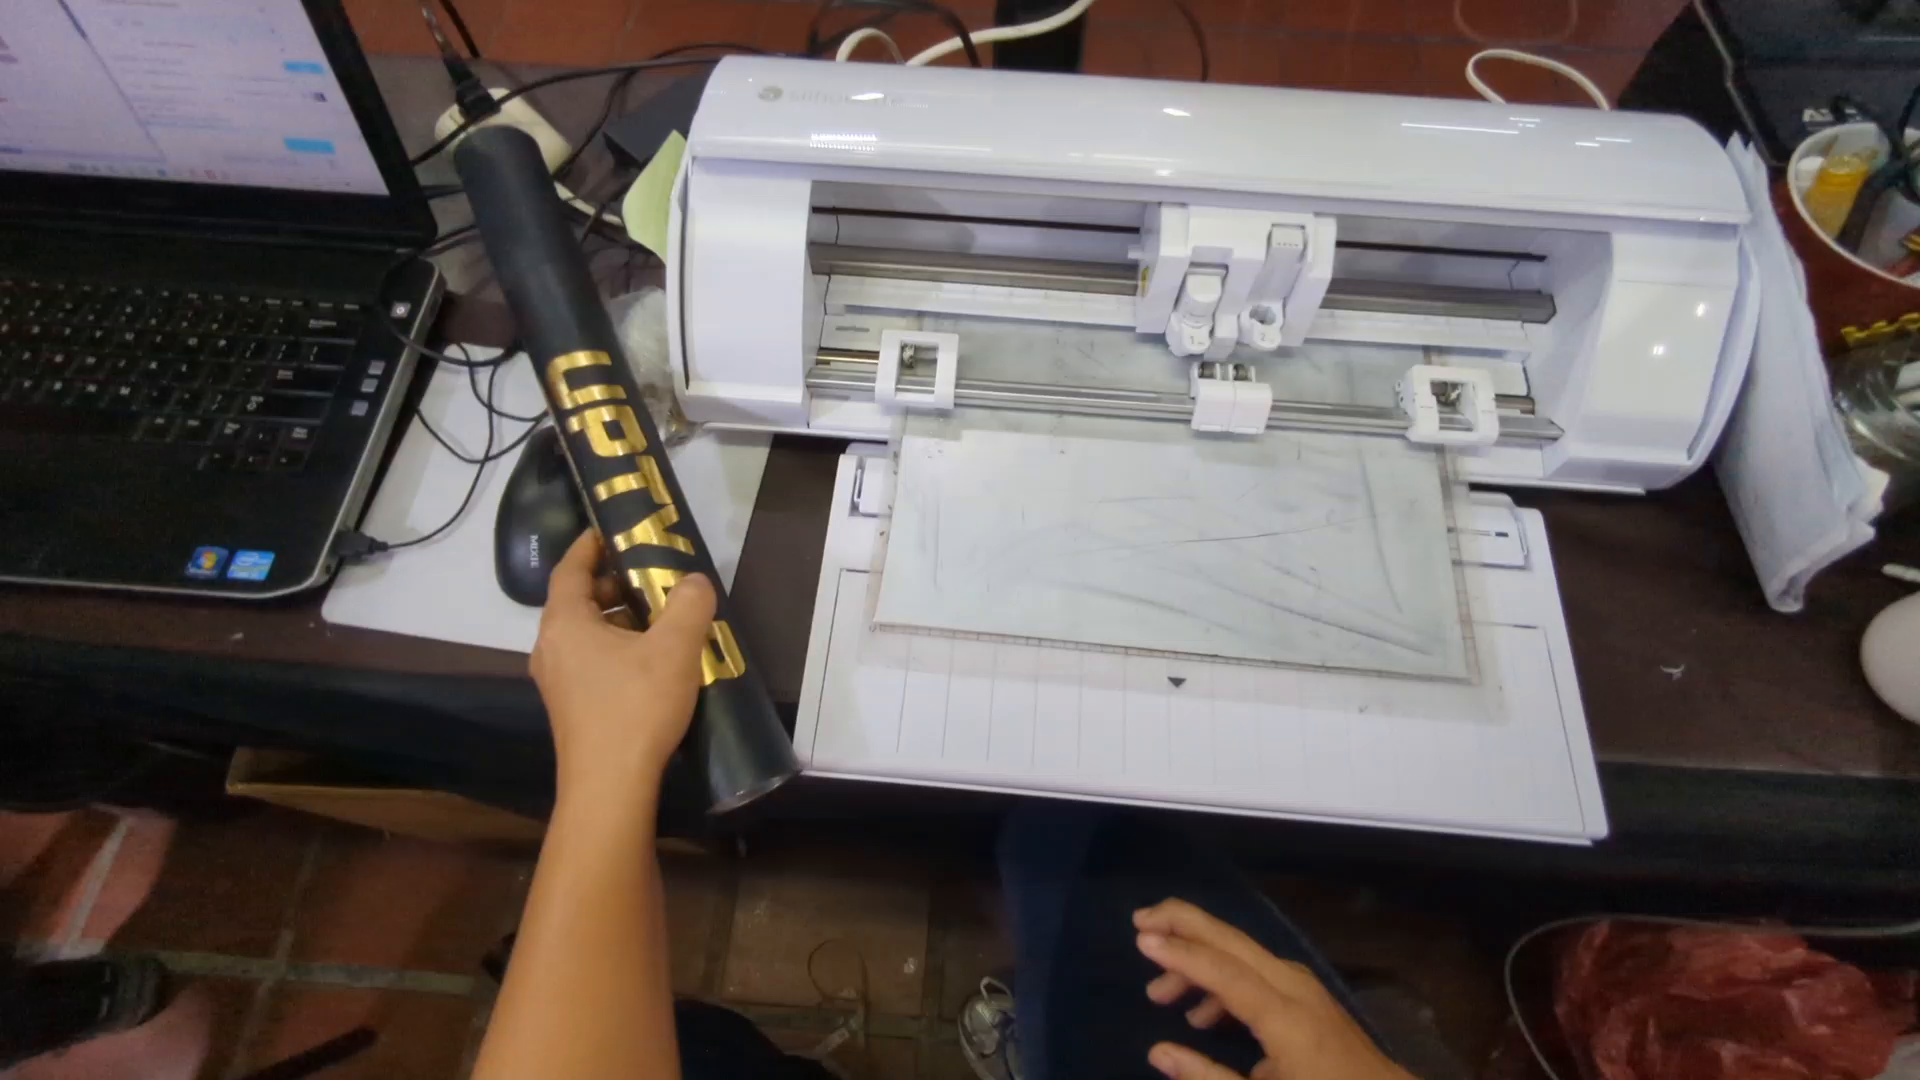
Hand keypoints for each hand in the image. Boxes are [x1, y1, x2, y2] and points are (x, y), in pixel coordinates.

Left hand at [530, 529, 716, 797]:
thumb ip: (689, 604)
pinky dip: (620, 644)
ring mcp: (560, 680)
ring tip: (664, 612)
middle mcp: (553, 647)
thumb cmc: (636, 707)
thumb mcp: (675, 648)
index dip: (590, 544)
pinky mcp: (574, 705)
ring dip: (622, 615)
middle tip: (655, 572)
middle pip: (580, 599)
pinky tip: (655, 657)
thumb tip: (695, 580)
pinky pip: (594, 658)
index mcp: (566, 624)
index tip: (614, 528)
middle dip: (616, 580)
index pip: (570, 569)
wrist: (611, 786)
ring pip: (589, 631)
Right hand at [1134, 899, 1413, 1079]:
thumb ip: (1208, 1077)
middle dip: (1182, 924)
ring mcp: (1303, 987)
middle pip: (1229, 939)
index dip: (1179, 952)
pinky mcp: (1307, 996)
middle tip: (1138, 921)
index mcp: (1286, 1016)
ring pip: (1238, 952)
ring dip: (1197, 958)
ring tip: (1158, 991)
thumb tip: (1157, 1051)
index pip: (1222, 969)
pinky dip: (1221, 979)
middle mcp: (1293, 986)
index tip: (1139, 937)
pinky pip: (1253, 971)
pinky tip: (1201, 1013)